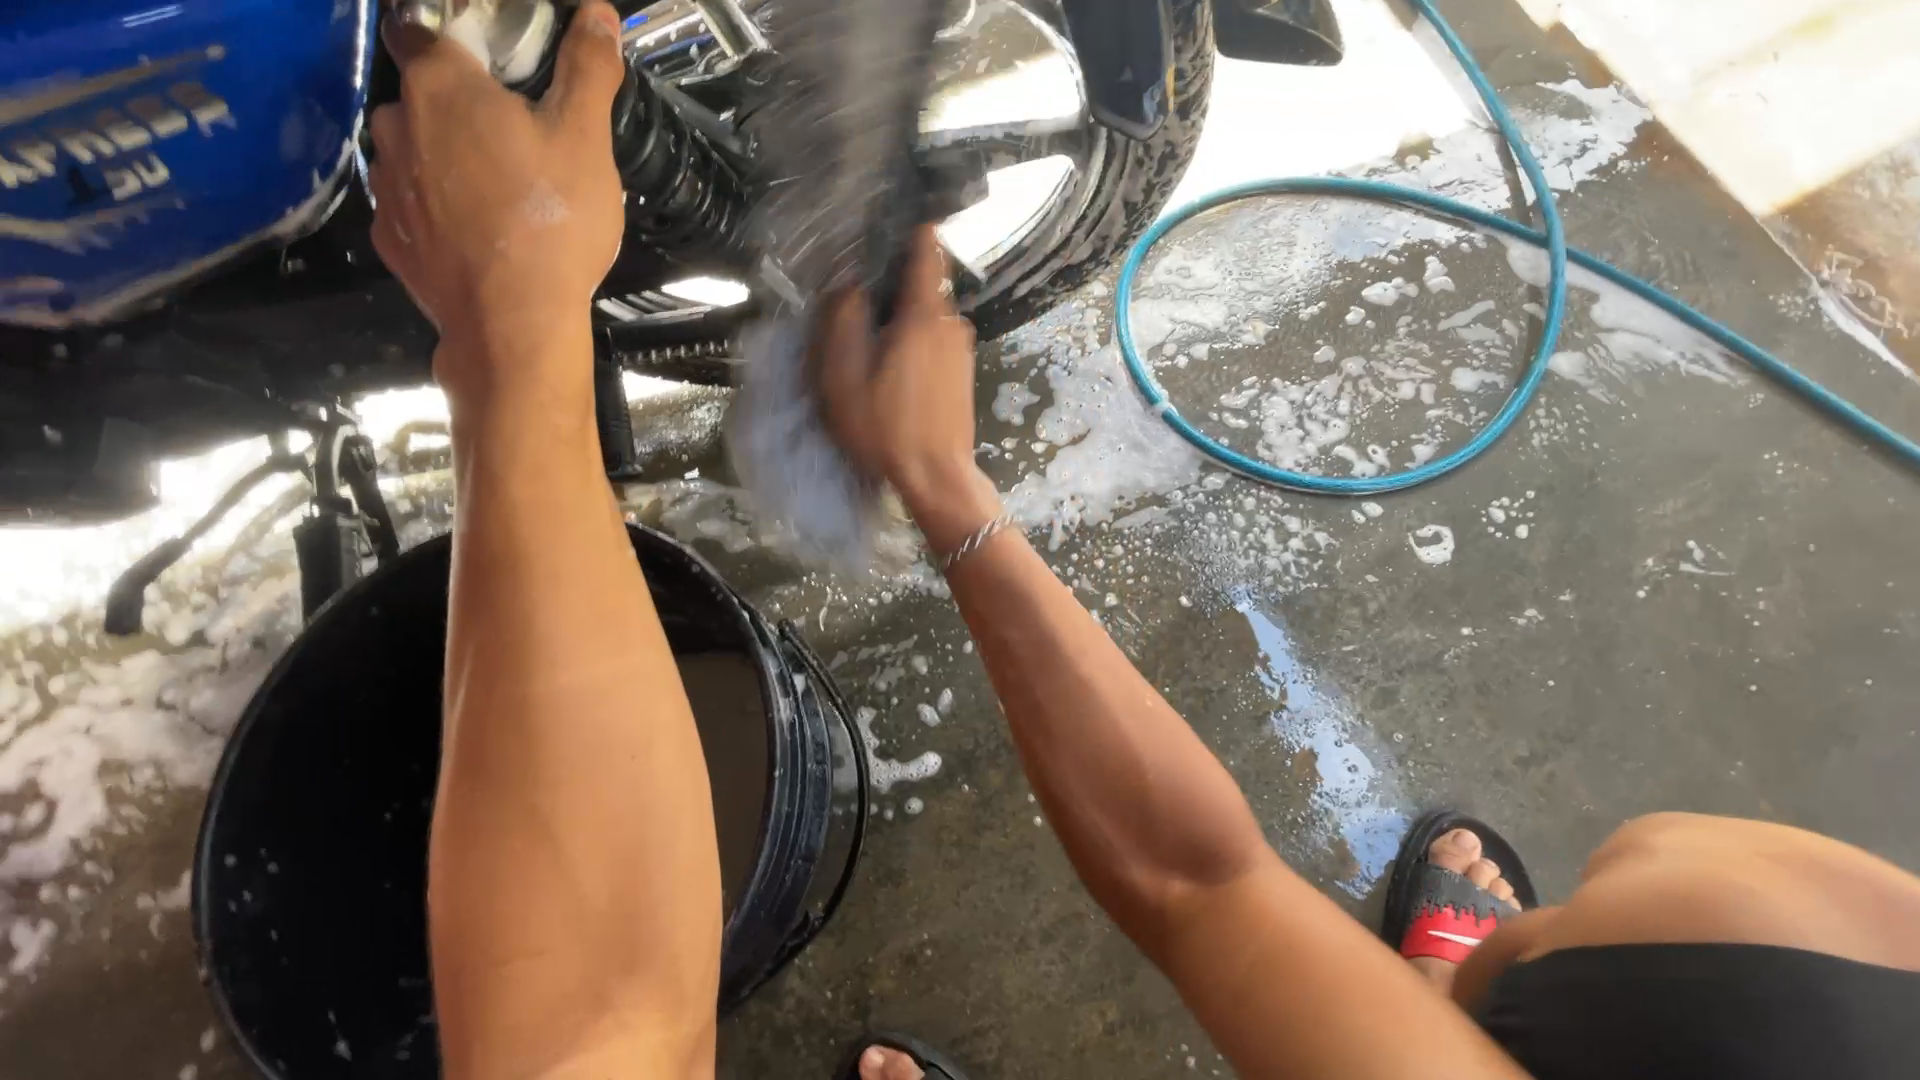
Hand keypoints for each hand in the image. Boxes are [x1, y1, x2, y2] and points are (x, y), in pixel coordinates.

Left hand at [368, 1, 626, 404]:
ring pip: (412, 154)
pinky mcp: (391, 239)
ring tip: (495, 199)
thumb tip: (597, 12)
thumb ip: (587, 71)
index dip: (451, 38)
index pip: (418, 25)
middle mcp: (397, 123)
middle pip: (420, 98)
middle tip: (511, 146)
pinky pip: (411, 209)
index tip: (488, 66)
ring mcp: (387, 185)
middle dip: (457, 111)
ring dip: (443, 162)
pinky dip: (436, 214)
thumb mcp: (587, 141)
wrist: (513, 321)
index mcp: (443, 85)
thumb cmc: (552, 221)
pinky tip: (474, 238)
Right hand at [816, 227, 1001, 551]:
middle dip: (891, 282)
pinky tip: (892, 368)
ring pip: (926, 314)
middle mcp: (951, 322)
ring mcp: (962, 348)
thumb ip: (843, 319)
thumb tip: (847, 278)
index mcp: (924, 314)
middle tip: (856, 298)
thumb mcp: (844, 376)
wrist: (937, 478)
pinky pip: (934, 338)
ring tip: (869, 341)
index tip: (885, 218)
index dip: (908, 226)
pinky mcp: (963, 371)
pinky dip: (913, 340)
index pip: (926, 246)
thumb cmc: (886, 428)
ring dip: (901, 317)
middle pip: (921, 282)